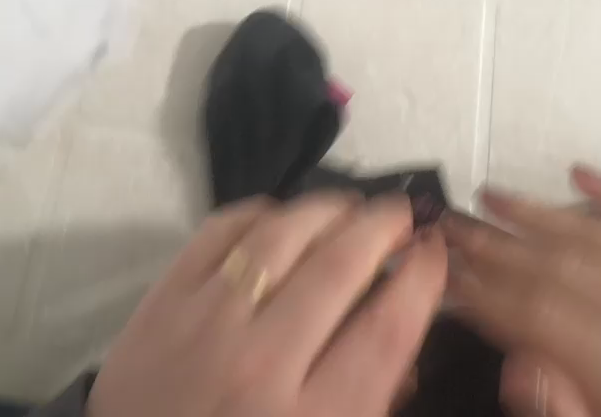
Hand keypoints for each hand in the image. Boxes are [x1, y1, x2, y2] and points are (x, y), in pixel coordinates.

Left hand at [89, 192, 447, 416]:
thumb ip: (369, 404)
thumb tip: (402, 341)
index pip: (385, 331)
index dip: (421, 280)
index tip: (434, 250)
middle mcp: (263, 361)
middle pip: (337, 268)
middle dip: (380, 227)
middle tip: (400, 211)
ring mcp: (208, 319)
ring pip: (280, 236)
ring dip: (326, 208)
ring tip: (350, 203)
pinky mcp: (166, 294)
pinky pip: (222, 229)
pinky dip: (259, 211)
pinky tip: (282, 213)